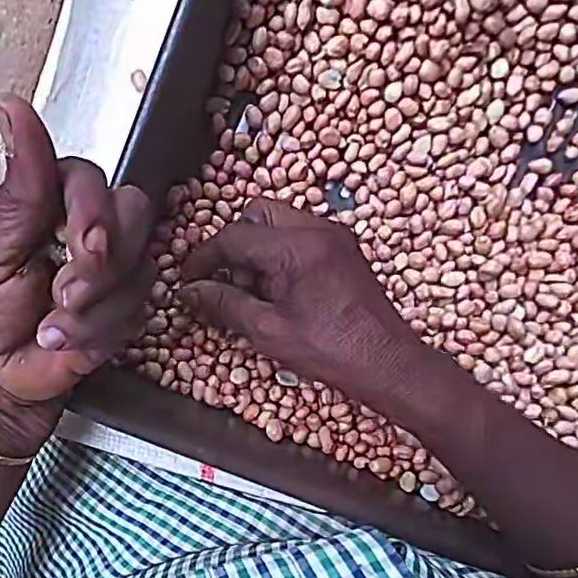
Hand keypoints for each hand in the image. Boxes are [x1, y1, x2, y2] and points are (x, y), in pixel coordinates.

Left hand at [0, 95, 155, 457]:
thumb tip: (11, 105)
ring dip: (94, 305)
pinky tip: (64, 343)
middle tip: (63, 293)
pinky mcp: (127, 309)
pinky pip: (139, 307)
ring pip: (140, 264)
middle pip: (132, 212)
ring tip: (51, 327)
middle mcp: (86, 232)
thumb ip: (19, 185)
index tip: (80, 242)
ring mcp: (112, 272)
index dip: (93, 207)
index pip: (91, 179)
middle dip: (101, 260)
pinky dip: (99, 332)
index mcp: (47, 208)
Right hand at [179, 201, 443, 418]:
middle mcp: (318, 230)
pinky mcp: (342, 250)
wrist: (387, 363)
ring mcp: (334, 237)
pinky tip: (273, 292)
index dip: (204, 258)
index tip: (189, 280)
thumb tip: (192, 292)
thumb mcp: (267, 330)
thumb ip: (225, 304)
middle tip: (221, 281)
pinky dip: (276, 254)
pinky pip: (298, 236)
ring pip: (277, 223)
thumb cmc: (332, 351)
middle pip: (256, 215)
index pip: (234, 236)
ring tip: (249, 292)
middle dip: (231, 245)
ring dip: (254, 250)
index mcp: (298, 247)